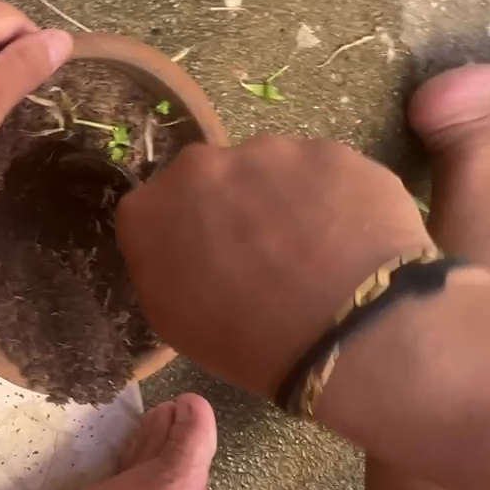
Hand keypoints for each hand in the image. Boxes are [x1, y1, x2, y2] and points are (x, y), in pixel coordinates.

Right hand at [115, 136, 437, 397]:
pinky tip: (344, 239)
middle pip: (205, 180)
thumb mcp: (167, 314)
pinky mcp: (331, 152)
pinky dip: (327, 198)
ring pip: (265, 170)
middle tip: (253, 251)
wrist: (344, 331)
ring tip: (307, 247)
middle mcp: (197, 167)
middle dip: (223, 205)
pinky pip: (320, 173)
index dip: (175, 234)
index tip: (197, 259)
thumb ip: (157, 264)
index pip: (149, 211)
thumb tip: (177, 246)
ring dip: (275, 198)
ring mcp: (268, 152)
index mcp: (146, 209)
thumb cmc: (239, 336)